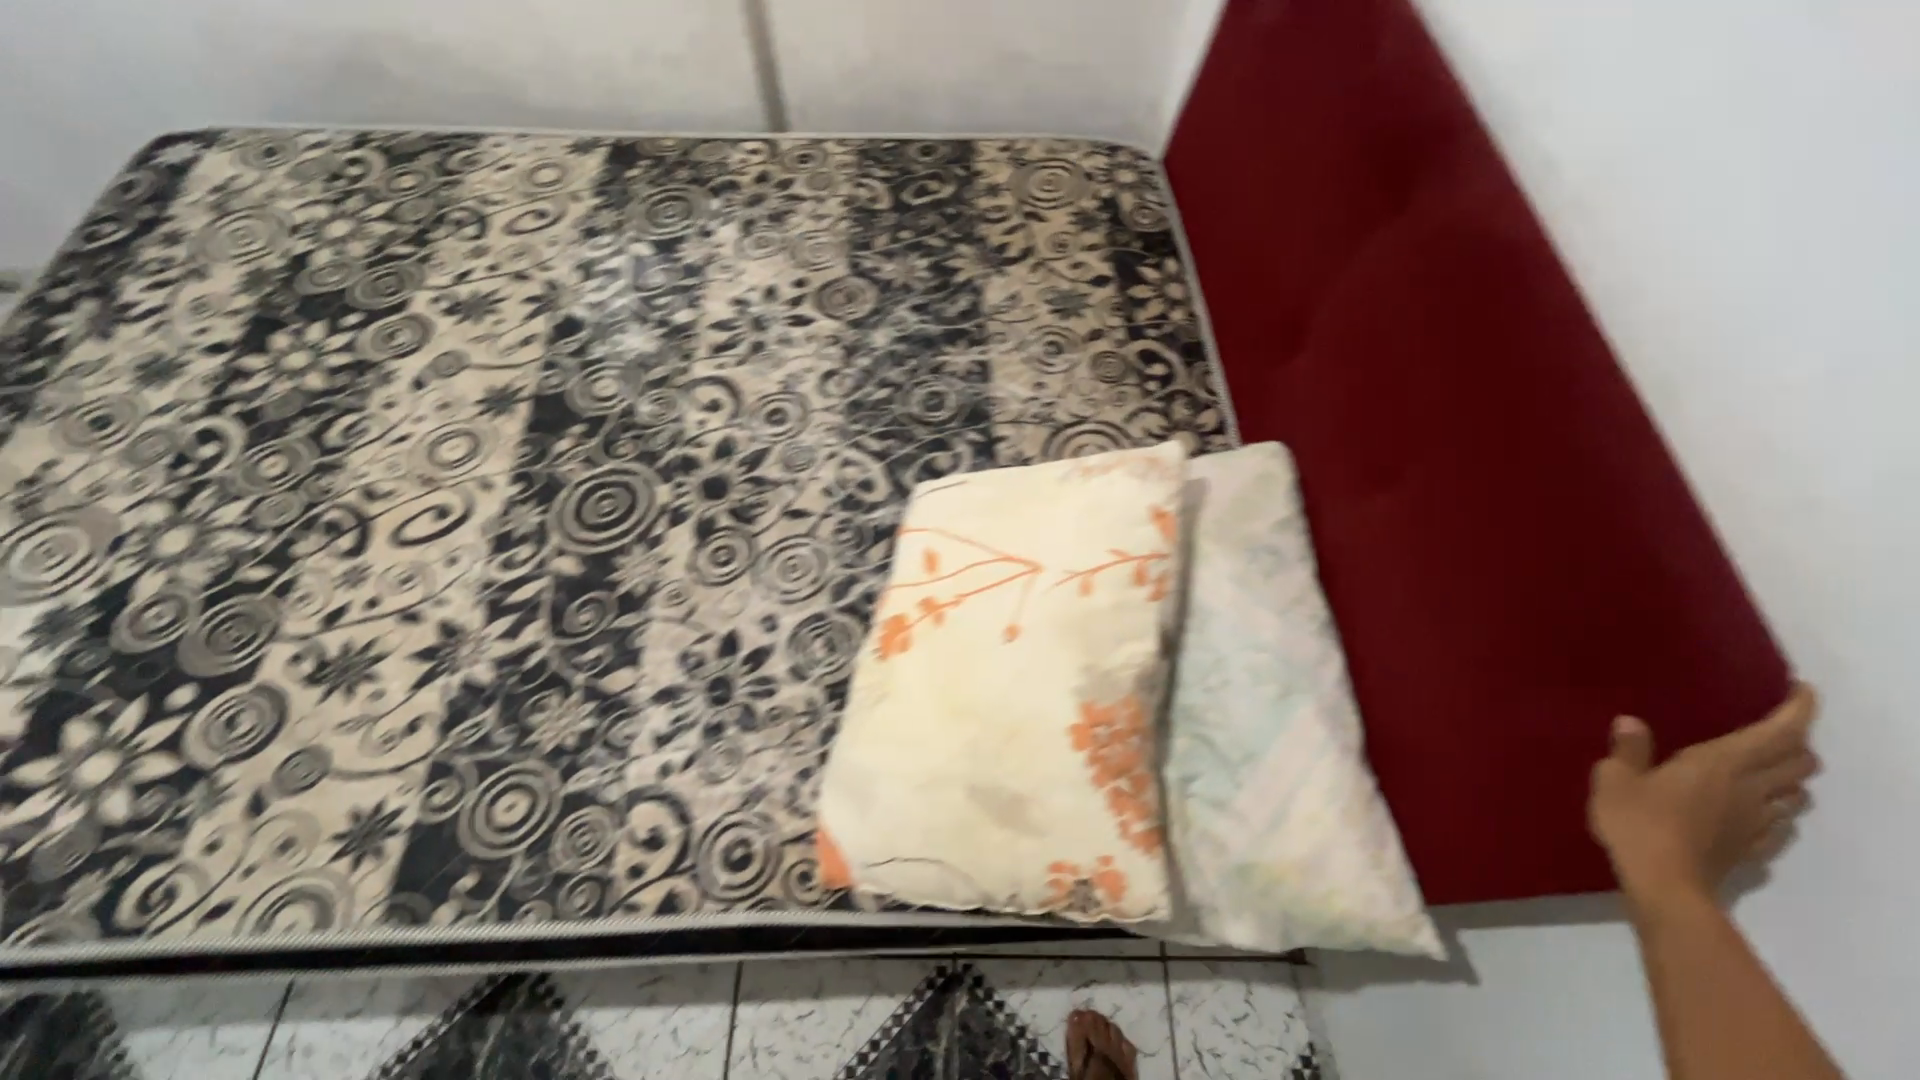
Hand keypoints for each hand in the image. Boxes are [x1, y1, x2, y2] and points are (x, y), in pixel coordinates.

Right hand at [1588, 683, 1818, 909]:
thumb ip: (1628, 750)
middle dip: (1797, 745)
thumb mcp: (1615, 779)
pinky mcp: (1752, 848)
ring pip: (1795, 793)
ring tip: (1765, 771)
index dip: (1798, 708)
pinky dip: (1777, 811)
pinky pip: (1780, 824)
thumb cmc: (1638, 822)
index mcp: (1720, 763)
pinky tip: (1757, 812)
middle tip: (1773, 733)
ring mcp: (1756, 821)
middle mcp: (1750, 788)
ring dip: (1788, 778)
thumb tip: (1631, 723)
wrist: (1664, 884)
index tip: (1800, 689)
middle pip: (1799, 762)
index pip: (1779, 731)